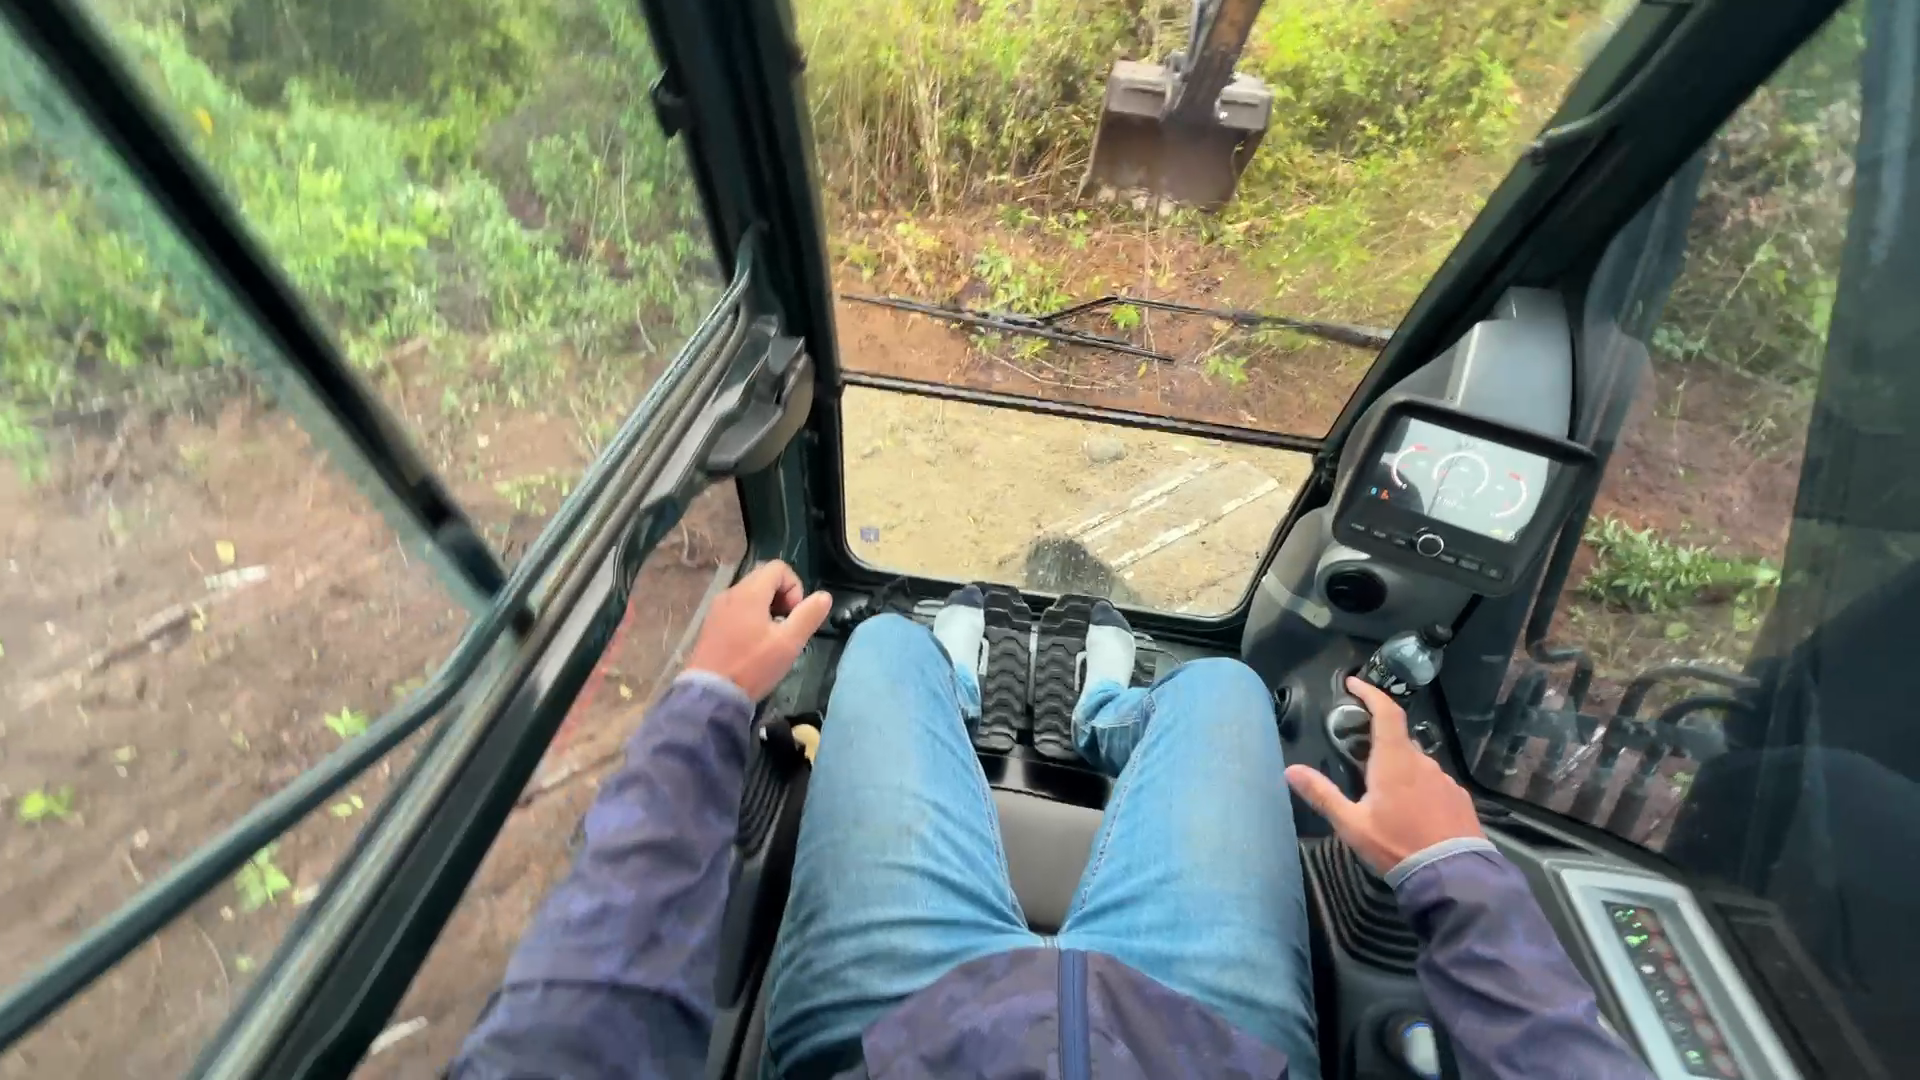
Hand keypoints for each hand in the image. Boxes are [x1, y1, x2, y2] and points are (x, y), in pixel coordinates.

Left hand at [685, 560, 832, 700]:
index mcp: (749, 593)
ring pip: (751, 594)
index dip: (795, 586)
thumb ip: (809, 615)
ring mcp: (718, 608)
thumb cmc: (752, 667)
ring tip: (772, 637)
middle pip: (764, 578)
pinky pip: (738, 608)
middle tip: (787, 627)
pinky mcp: (711, 624)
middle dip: (783, 597)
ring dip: (768, 608)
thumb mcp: (788, 643)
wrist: (710, 695)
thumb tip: (824, 596)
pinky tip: (754, 644)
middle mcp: (731, 593)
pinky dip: (752, 616)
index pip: (778, 568)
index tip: (795, 614)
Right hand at [1285, 677, 1483, 875]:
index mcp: (1395, 761)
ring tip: (1386, 797)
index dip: (1371, 693)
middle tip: (1360, 760)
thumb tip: (1290, 770)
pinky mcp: (1460, 801)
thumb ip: (1322, 794)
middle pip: (1399, 741)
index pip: (1386, 713)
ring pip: (1417, 765)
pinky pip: (1434, 784)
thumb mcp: (1352, 824)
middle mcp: (1423, 763)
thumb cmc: (1397, 845)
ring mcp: (1445, 782)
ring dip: (1400, 771)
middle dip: (1379, 744)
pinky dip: (1419, 789)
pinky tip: (1412, 813)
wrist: (1457, 880)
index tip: (1354, 684)